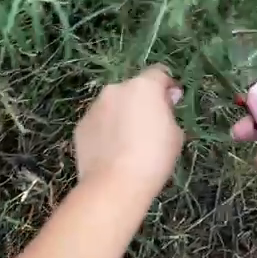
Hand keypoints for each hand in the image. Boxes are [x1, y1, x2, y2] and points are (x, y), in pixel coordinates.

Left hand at [74, 66, 185, 196]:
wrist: (115, 184)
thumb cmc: (154, 158)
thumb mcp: (175, 134)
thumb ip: (169, 111)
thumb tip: (165, 99)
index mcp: (143, 87)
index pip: (158, 73)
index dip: (166, 87)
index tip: (172, 102)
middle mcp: (115, 90)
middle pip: (133, 90)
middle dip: (142, 102)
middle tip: (150, 127)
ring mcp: (94, 107)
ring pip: (113, 106)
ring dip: (121, 116)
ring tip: (127, 144)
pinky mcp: (81, 125)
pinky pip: (99, 123)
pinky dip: (105, 131)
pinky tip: (111, 152)